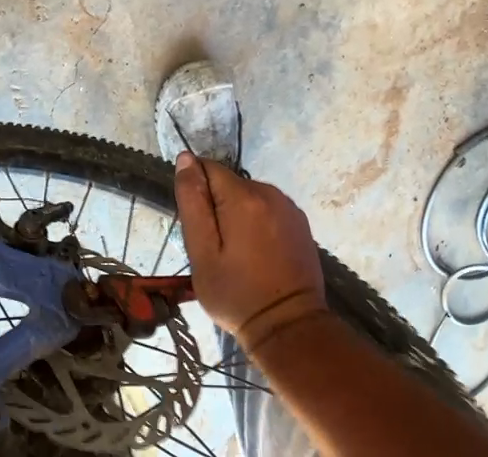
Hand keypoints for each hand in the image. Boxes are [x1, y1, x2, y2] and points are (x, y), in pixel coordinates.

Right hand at [174, 152, 327, 352]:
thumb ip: (192, 201)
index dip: (196, 192)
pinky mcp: (301, 224)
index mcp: (243, 197)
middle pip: (229, 183)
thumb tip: (186, 159)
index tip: (199, 227)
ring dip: (237, 214)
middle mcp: (270, 192)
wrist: (290, 329)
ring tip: (237, 254)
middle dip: (216, 205)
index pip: (207, 168)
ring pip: (248, 196)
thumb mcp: (202, 252)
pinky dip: (257, 223)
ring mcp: (289, 208)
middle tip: (215, 248)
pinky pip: (267, 210)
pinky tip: (259, 254)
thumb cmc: (237, 294)